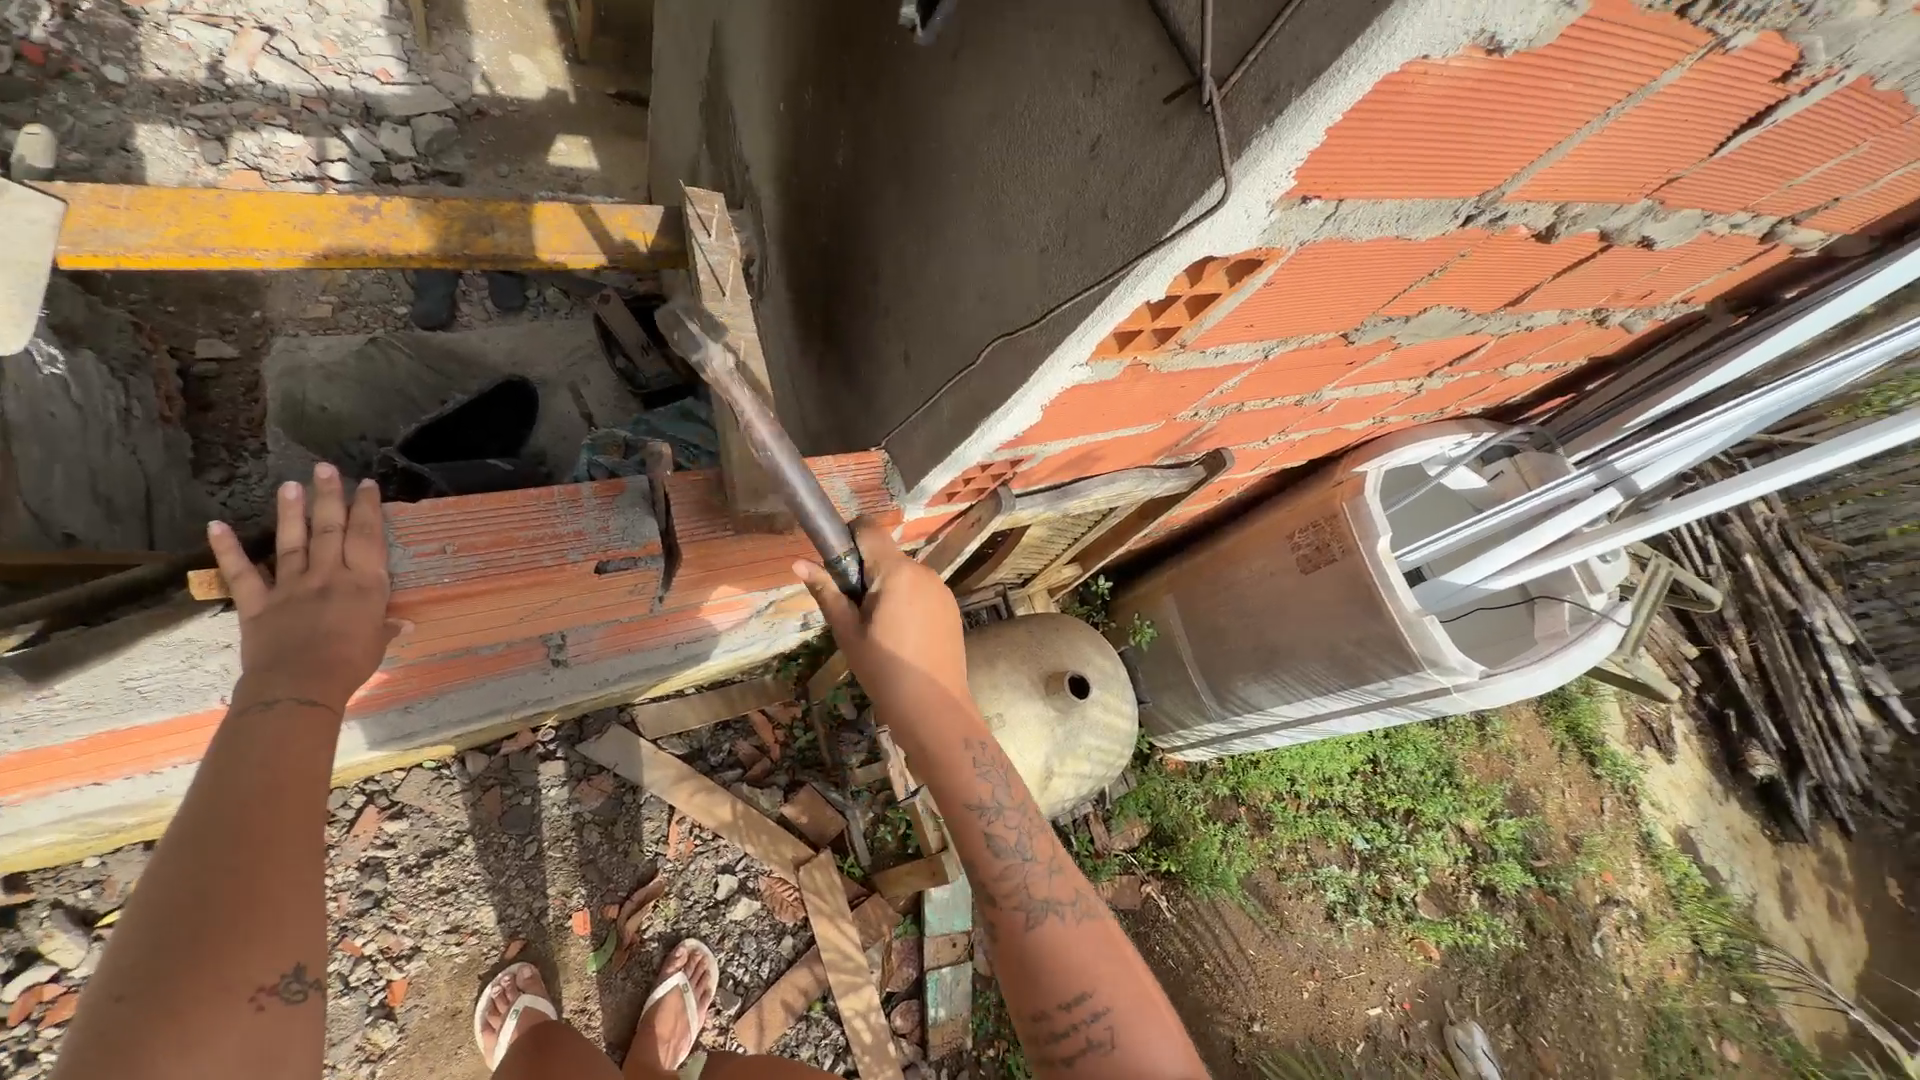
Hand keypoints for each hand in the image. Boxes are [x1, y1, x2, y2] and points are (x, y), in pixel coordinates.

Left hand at [208, 462, 401, 713]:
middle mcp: (329, 575)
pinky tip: (216, 525)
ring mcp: (290, 586)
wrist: (299, 684)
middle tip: (325, 468)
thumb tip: (403, 624)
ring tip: (290, 484)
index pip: (367, 537)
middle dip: (329, 496)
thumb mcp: (378, 643)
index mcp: (364, 583)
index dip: (367, 509)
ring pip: (292, 541)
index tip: (366, 485)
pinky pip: (241, 573)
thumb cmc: (351, 664)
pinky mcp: (257, 602)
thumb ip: (385, 627)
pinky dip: (227, 549)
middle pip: (330, 529)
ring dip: (291, 511)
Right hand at [793, 518, 969, 726]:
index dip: (848, 538)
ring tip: (877, 629)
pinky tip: (902, 636)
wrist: (934, 707)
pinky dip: (906, 601)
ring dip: (886, 588)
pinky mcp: (951, 606)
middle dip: (865, 572)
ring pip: (904, 574)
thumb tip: (798, 563)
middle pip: (886, 554)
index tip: (837, 567)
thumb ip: (827, 593)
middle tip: (853, 611)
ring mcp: (941, 588)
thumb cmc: (883, 670)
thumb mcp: (847, 632)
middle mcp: (924, 571)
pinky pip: (921, 591)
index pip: (868, 529)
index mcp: (896, 572)